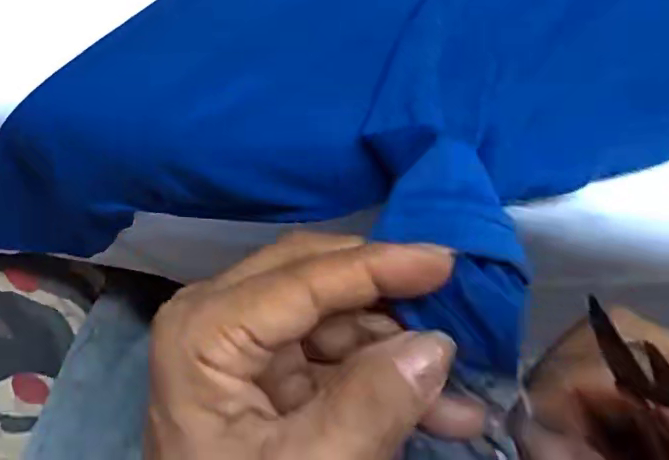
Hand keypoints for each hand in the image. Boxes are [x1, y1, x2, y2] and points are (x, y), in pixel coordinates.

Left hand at [146, 232, 486, 458]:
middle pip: (314, 279)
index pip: (302, 277)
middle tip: (457, 302)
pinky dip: (380, 376)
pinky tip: (438, 408)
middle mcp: (216, 313)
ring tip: (462, 389)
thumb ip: (370, 407)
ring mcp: (239, 341)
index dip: (377, 264)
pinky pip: (328, 356)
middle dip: (387, 295)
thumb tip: (436, 344)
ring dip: (394, 346)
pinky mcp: (262, 373)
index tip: (445, 260)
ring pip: (329, 317)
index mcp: (206, 325)